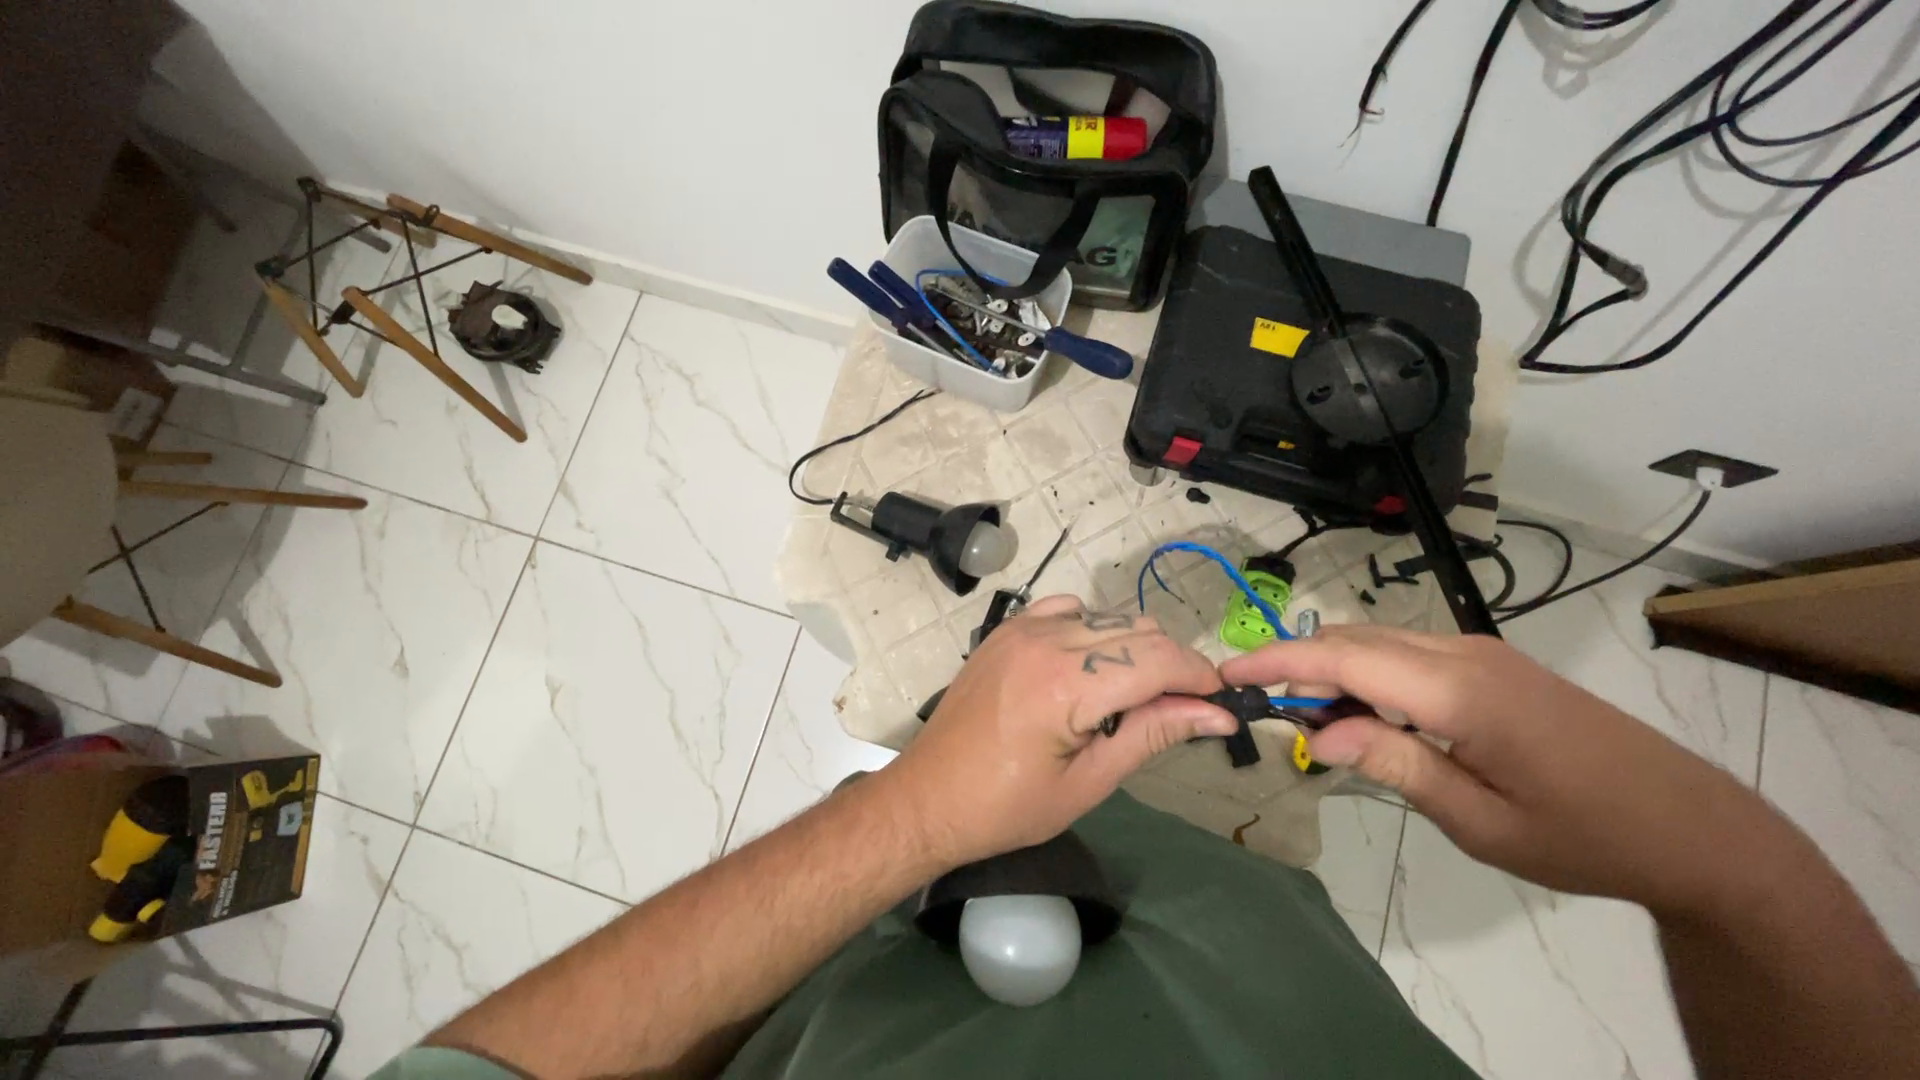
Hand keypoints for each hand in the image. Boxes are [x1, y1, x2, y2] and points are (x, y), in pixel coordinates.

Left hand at [879, 595, 1233, 867]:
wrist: (928, 798)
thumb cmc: (1006, 807)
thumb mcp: (1088, 782)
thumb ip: (1153, 735)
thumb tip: (1217, 714)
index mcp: (1065, 685)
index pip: (1158, 659)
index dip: (1200, 677)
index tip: (1219, 703)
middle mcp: (1044, 642)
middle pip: (1139, 630)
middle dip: (1173, 665)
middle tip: (1179, 710)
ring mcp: (1020, 629)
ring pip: (1107, 617)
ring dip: (1135, 648)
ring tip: (1132, 697)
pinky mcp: (1005, 630)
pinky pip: (1066, 609)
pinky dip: (1092, 629)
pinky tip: (1089, 666)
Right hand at [1222, 625, 1790, 917]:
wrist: (1696, 828)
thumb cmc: (1583, 836)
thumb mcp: (1479, 820)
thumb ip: (1393, 763)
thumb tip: (1314, 732)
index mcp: (1460, 691)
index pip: (1344, 657)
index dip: (1279, 661)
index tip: (1227, 673)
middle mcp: (1464, 653)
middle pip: (1354, 639)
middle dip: (1298, 665)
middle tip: (1266, 715)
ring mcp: (1481, 653)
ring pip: (1378, 641)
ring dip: (1333, 670)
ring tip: (1313, 724)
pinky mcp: (1491, 664)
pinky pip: (1407, 652)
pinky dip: (1367, 673)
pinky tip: (1366, 716)